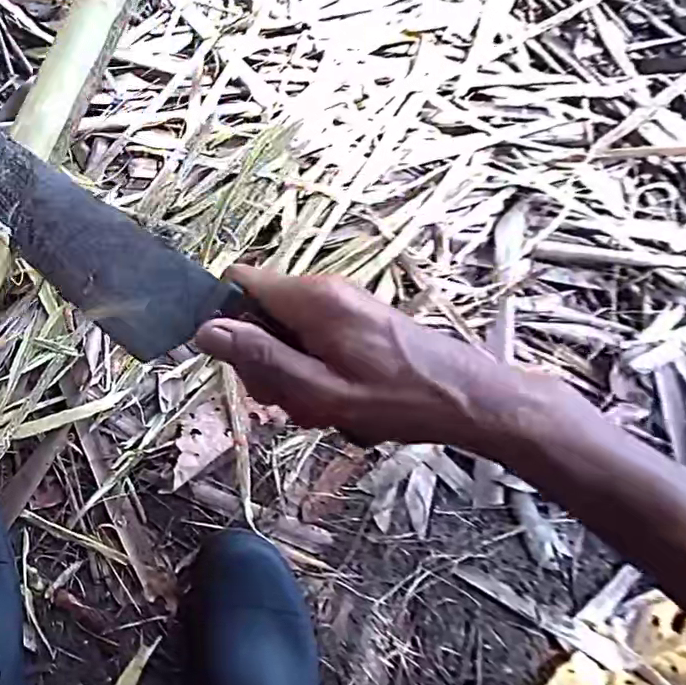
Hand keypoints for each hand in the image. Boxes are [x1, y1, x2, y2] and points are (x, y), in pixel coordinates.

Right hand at [197, 266, 575, 450]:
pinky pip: (305, 335)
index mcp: (309, 298)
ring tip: (311, 402)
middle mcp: (321, 290)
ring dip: (281, 367)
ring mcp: (339, 303)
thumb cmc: (399, 400)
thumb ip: (259, 357)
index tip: (234, 358)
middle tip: (280, 395)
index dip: (221, 315)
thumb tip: (204, 330)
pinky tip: (329, 395)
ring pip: (278, 328)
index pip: (235, 280)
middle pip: (253, 310)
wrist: (480, 404)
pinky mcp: (352, 318)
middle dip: (255, 354)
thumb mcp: (319, 388)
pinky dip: (305, 365)